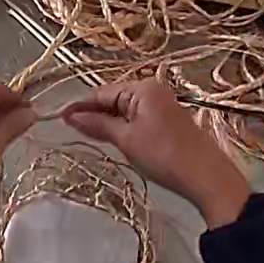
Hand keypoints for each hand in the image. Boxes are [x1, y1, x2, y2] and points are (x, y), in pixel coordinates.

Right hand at [62, 79, 250, 226]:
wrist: (205, 175)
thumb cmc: (164, 154)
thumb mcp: (126, 139)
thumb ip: (98, 125)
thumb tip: (71, 117)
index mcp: (142, 87)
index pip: (102, 92)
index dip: (80, 105)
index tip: (58, 117)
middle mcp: (152, 90)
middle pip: (113, 98)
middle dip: (93, 113)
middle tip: (68, 128)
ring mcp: (161, 105)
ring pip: (124, 109)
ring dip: (106, 121)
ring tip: (85, 134)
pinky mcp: (166, 120)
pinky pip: (136, 118)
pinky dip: (122, 127)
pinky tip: (111, 138)